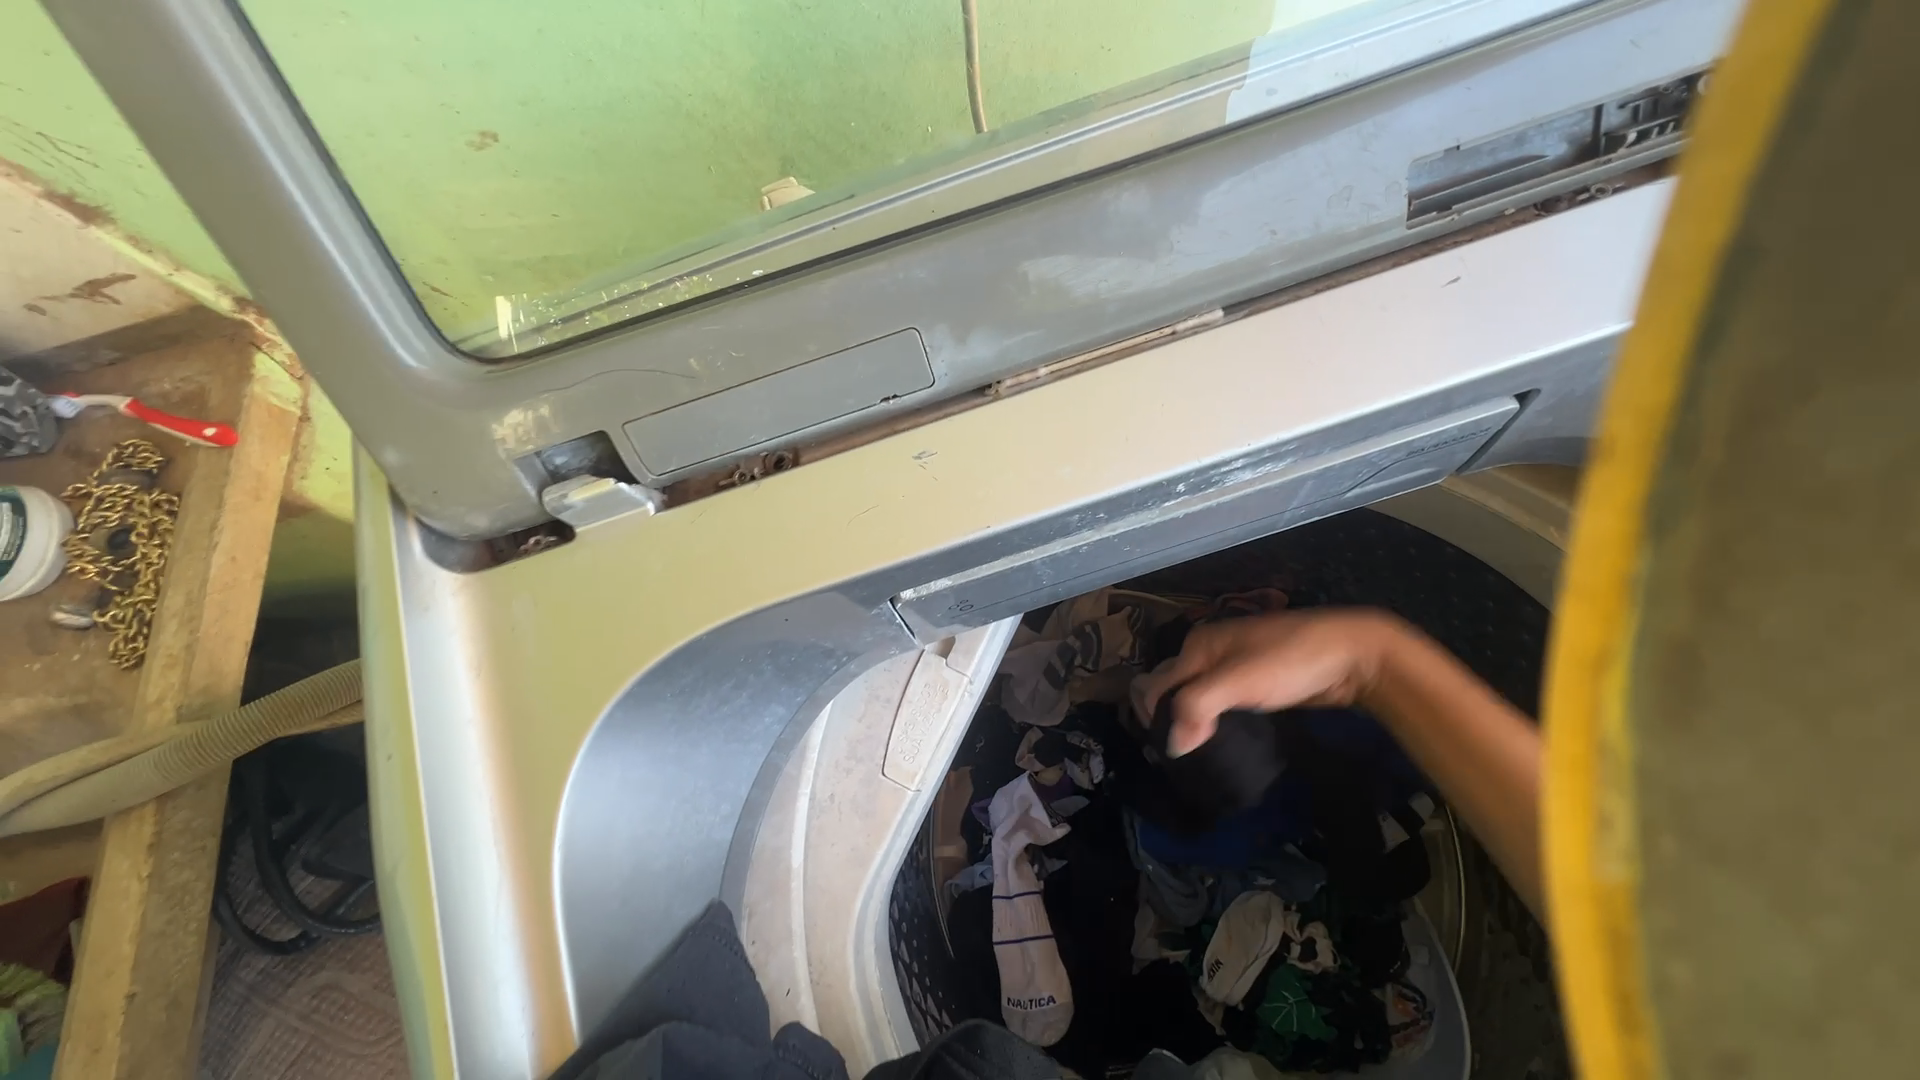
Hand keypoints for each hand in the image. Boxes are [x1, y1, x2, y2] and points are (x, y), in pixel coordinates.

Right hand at [1134, 609, 1402, 756]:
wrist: (1353, 653)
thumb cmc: (1289, 662)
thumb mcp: (1236, 682)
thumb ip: (1195, 708)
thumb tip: (1171, 747)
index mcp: (1196, 645)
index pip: (1154, 685)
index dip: (1154, 718)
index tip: (1172, 752)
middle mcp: (1206, 651)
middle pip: (1169, 688)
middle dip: (1166, 718)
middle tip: (1180, 754)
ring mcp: (1231, 664)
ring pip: (1194, 695)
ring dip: (1190, 720)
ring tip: (1198, 750)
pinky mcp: (1252, 681)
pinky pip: (1217, 700)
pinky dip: (1211, 718)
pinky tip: (1222, 736)